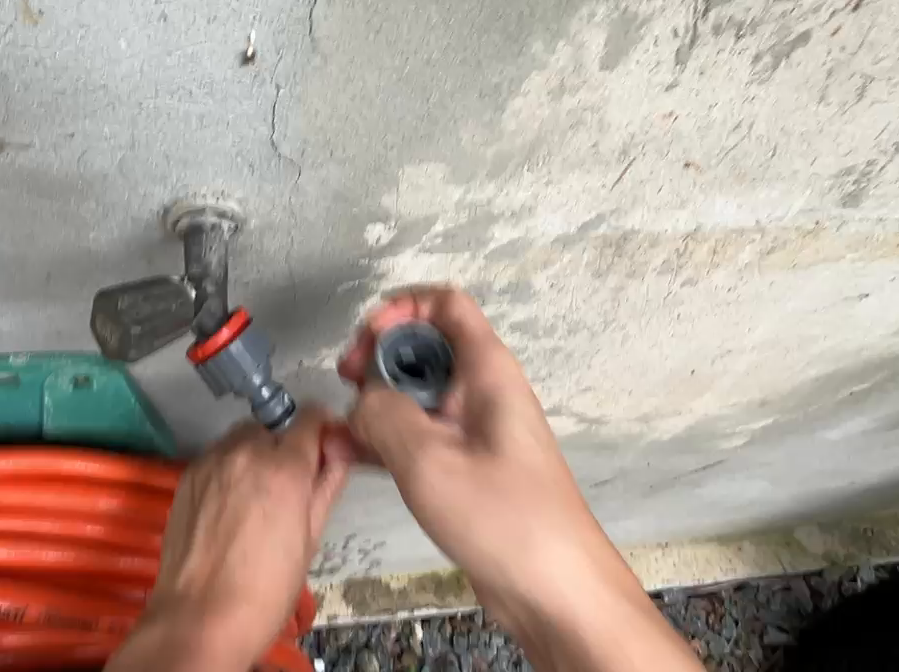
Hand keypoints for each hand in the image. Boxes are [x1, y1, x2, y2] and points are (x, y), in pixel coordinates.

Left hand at [109, 407, 351, 670]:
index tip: (324, 445)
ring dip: (254, 455)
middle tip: (286, 489)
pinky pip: (217, 455)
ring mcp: (213, 459)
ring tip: (253, 498)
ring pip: (243, 439)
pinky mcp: (189, 472)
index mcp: (286, 467)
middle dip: (284, 449)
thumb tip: (338, 449)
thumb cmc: (266, 589)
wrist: (200, 618)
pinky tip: (227, 506)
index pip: (310, 417)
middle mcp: (248, 451)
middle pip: (274, 429)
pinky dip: (228, 468)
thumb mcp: (311, 538)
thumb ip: (327, 484)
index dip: (321, 428)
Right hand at [339, 287, 700, 671]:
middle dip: (379, 356)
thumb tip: (360, 401)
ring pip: (416, 392)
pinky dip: (386, 435)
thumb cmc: (502, 516)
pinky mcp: (465, 464)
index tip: (368, 339)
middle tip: (347, 381)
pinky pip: (419, 432)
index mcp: (485, 369)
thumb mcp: (428, 458)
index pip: (445, 303)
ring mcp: (472, 428)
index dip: (402, 308)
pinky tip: (352, 454)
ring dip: (376, 400)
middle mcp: (481, 389)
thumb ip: (381, 413)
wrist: (557, 596)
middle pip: (424, 346)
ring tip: (342, 424)